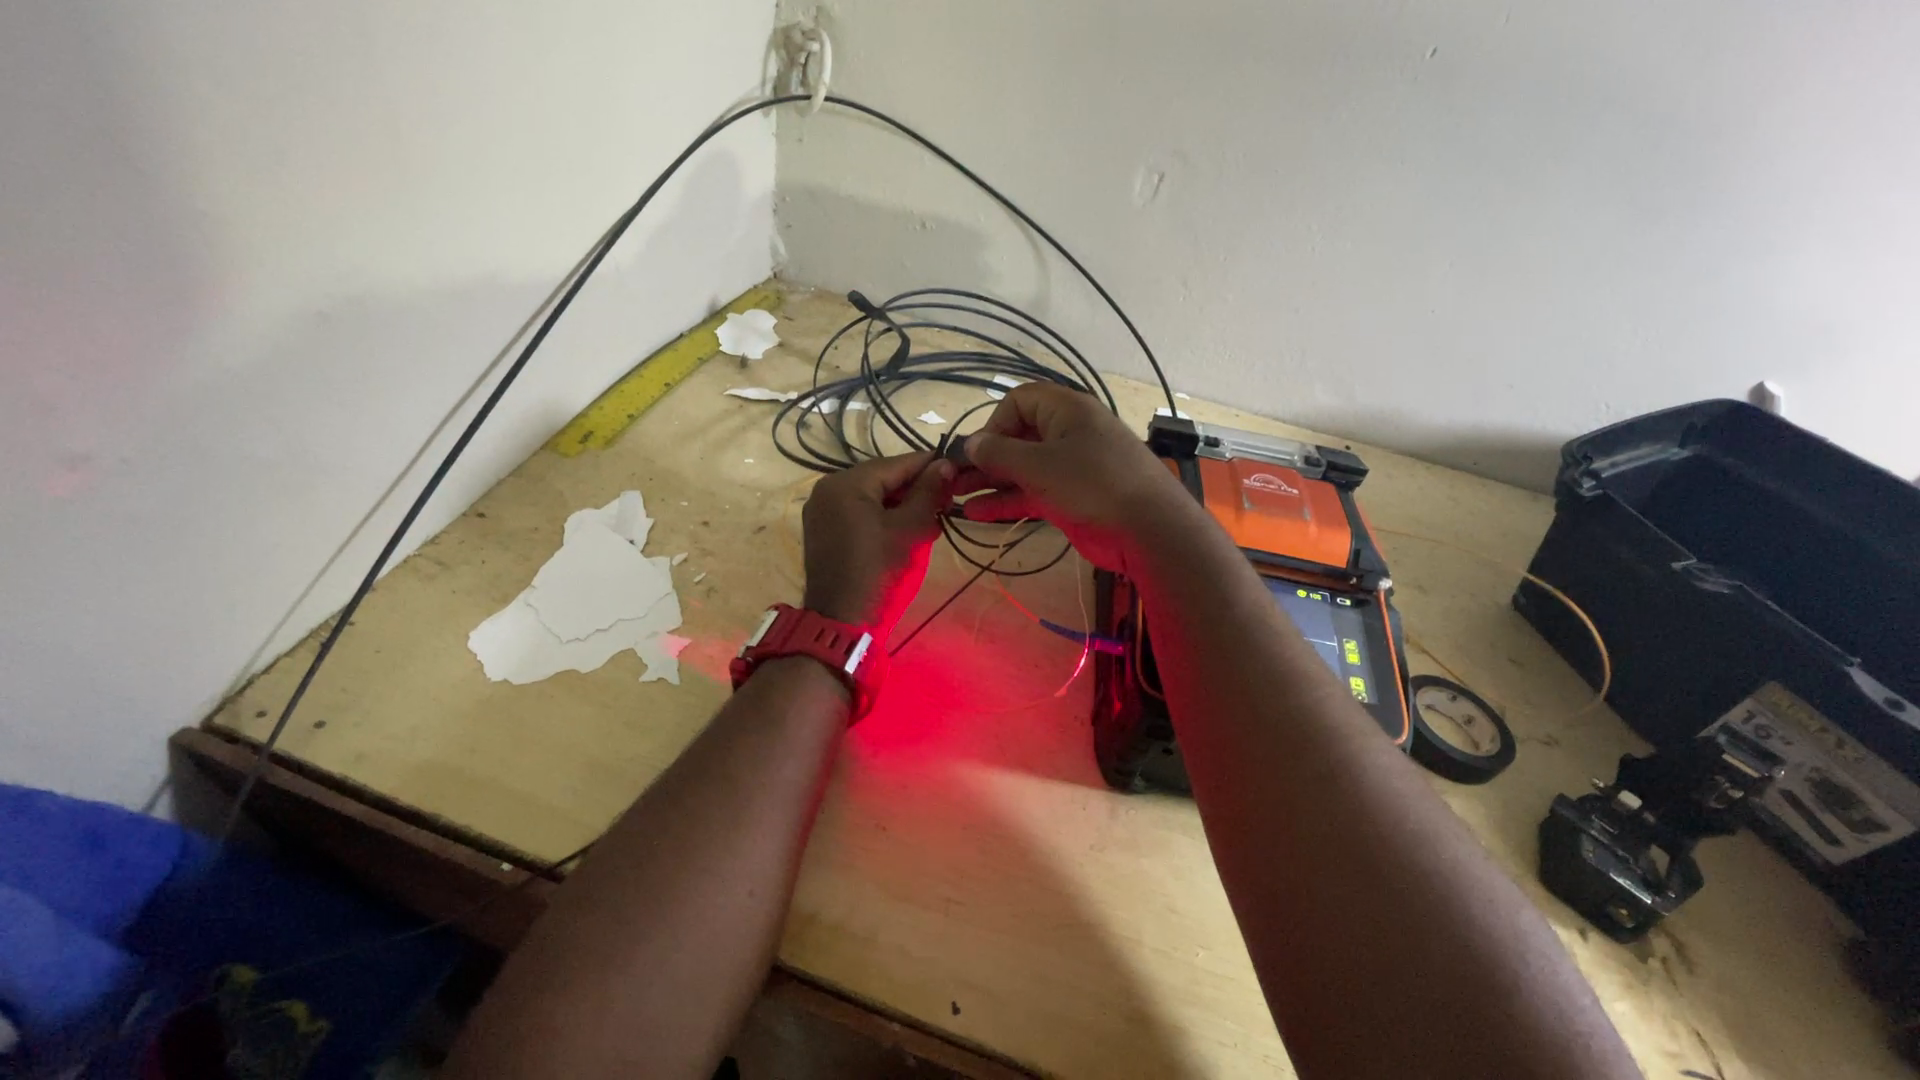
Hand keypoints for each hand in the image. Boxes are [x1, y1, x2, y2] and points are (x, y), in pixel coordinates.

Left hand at [802, 452, 955, 634]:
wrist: (842, 624)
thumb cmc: (879, 573)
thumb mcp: (910, 530)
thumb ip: (929, 493)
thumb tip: (945, 464)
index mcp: (846, 482)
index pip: (898, 463)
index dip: (931, 467)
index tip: (959, 474)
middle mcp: (828, 489)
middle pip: (883, 479)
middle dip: (916, 492)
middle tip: (945, 509)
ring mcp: (821, 512)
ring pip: (872, 498)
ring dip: (902, 508)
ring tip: (928, 528)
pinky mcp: (823, 533)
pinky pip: (859, 514)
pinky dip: (883, 520)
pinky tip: (903, 536)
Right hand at [957, 384, 1198, 572]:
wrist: (1148, 528)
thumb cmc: (1093, 484)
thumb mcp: (1040, 466)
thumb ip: (999, 454)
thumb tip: (970, 445)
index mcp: (1066, 410)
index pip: (1019, 401)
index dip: (994, 422)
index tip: (978, 451)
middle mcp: (1067, 433)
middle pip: (1017, 437)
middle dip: (985, 457)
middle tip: (953, 479)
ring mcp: (1070, 466)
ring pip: (1022, 468)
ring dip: (990, 481)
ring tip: (955, 497)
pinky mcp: (1071, 497)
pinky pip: (1032, 491)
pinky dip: (1008, 500)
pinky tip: (977, 513)